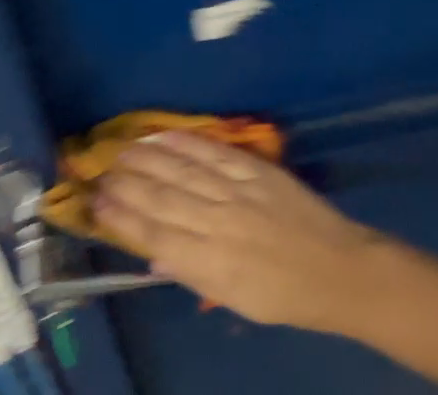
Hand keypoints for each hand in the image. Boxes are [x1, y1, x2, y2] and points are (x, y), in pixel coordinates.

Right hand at [94, 130, 385, 330]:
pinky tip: (162, 137)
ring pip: (183, 172)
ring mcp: (239, 193)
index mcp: (212, 263)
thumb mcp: (236, 300)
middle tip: (99, 173)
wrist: (340, 270)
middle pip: (163, 199)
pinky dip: (186, 143)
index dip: (122, 219)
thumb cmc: (285, 295)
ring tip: (120, 150)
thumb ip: (192, 274)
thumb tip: (152, 255)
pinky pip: (215, 153)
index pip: (156, 236)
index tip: (96, 205)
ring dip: (148, 159)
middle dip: (126, 185)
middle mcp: (220, 224)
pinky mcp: (257, 171)